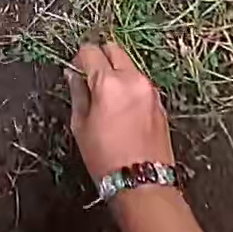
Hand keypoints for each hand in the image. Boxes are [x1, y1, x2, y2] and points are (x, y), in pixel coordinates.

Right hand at [67, 42, 206, 231]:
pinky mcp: (159, 100)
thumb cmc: (106, 159)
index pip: (90, 51)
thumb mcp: (81, 126)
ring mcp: (148, 88)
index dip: (79, 59)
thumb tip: (73, 75)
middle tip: (90, 77)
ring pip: (128, 63)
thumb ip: (77, 93)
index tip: (76, 70)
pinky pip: (140, 81)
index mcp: (108, 83)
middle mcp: (131, 78)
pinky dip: (129, 84)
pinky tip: (122, 106)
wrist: (143, 183)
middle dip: (100, 57)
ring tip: (107, 96)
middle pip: (113, 48)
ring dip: (116, 70)